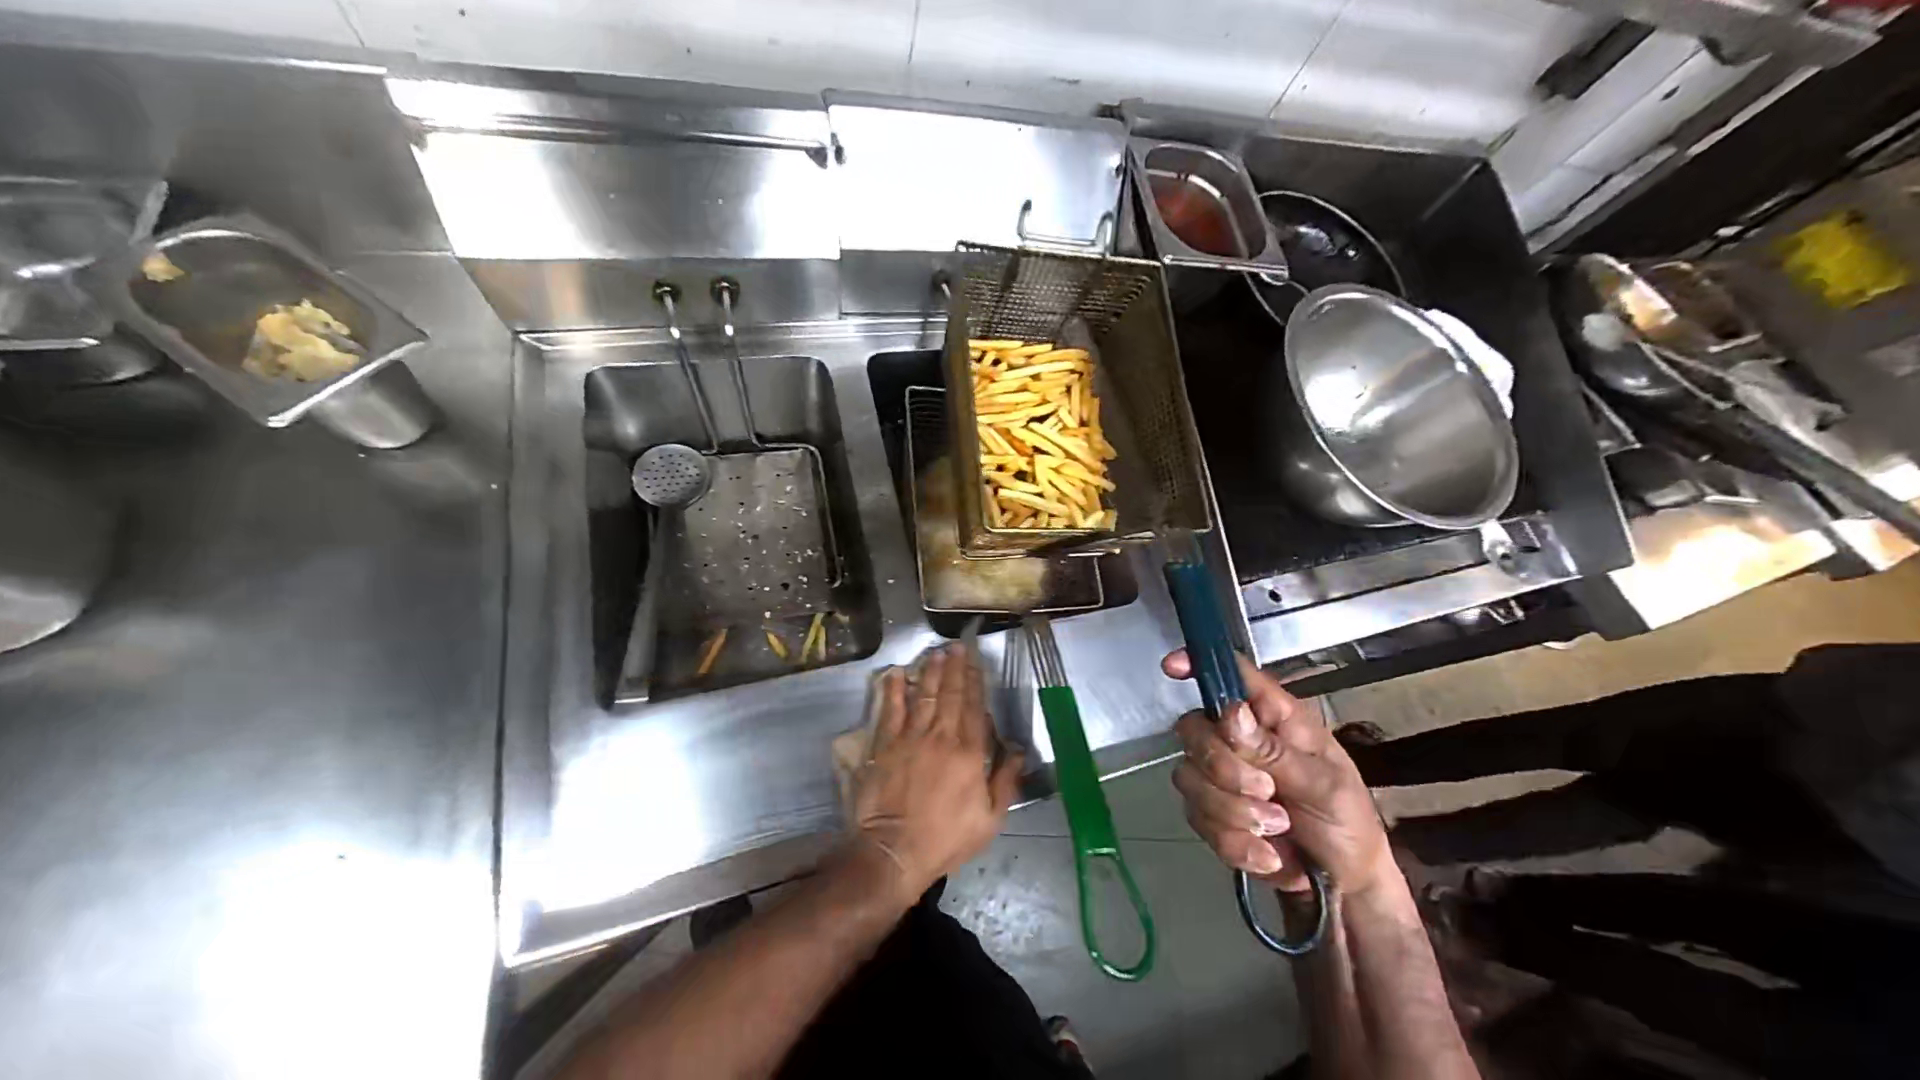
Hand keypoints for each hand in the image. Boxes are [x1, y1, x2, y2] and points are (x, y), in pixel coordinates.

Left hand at [850, 644, 1022, 903]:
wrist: (893, 851)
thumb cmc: (945, 839)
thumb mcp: (990, 819)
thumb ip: (1005, 780)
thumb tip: (1017, 748)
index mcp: (969, 753)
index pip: (974, 708)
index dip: (976, 681)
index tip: (975, 662)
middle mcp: (941, 737)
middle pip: (949, 694)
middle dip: (954, 668)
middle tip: (956, 647)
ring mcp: (909, 738)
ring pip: (922, 696)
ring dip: (929, 672)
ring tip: (934, 653)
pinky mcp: (883, 746)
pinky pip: (890, 710)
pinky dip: (892, 690)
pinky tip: (894, 674)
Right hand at [1162, 649, 1391, 894]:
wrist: (1344, 886)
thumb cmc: (1347, 820)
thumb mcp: (1326, 785)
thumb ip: (1276, 751)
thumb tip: (1231, 712)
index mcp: (1272, 717)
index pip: (1230, 675)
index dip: (1198, 663)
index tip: (1172, 667)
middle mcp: (1237, 737)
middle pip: (1194, 730)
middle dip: (1225, 770)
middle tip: (1268, 794)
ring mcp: (1218, 775)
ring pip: (1188, 778)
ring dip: (1233, 812)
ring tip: (1277, 829)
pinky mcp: (1209, 812)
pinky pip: (1196, 818)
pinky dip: (1233, 842)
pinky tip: (1267, 854)